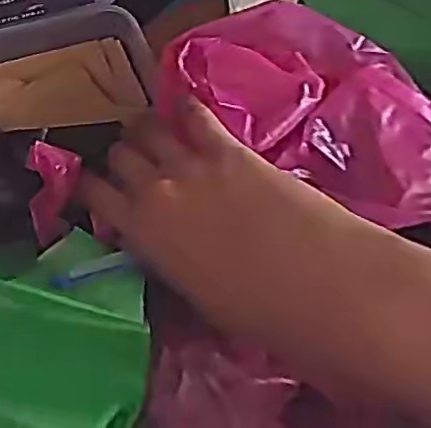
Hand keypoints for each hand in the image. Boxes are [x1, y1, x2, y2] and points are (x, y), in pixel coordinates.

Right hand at [83, 96, 430, 392]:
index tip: (93, 184)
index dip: (89, 185)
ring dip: (147, 130)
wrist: (341, 296)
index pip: (94, 194)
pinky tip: (186, 109)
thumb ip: (170, 258)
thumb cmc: (275, 321)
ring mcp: (189, 164)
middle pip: (118, 153)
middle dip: (122, 156)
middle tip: (135, 163)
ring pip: (145, 127)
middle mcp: (155, 191)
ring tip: (157, 133)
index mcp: (145, 235)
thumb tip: (163, 242)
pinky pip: (193, 113)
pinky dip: (185, 109)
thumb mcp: (203, 300)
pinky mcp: (226, 147)